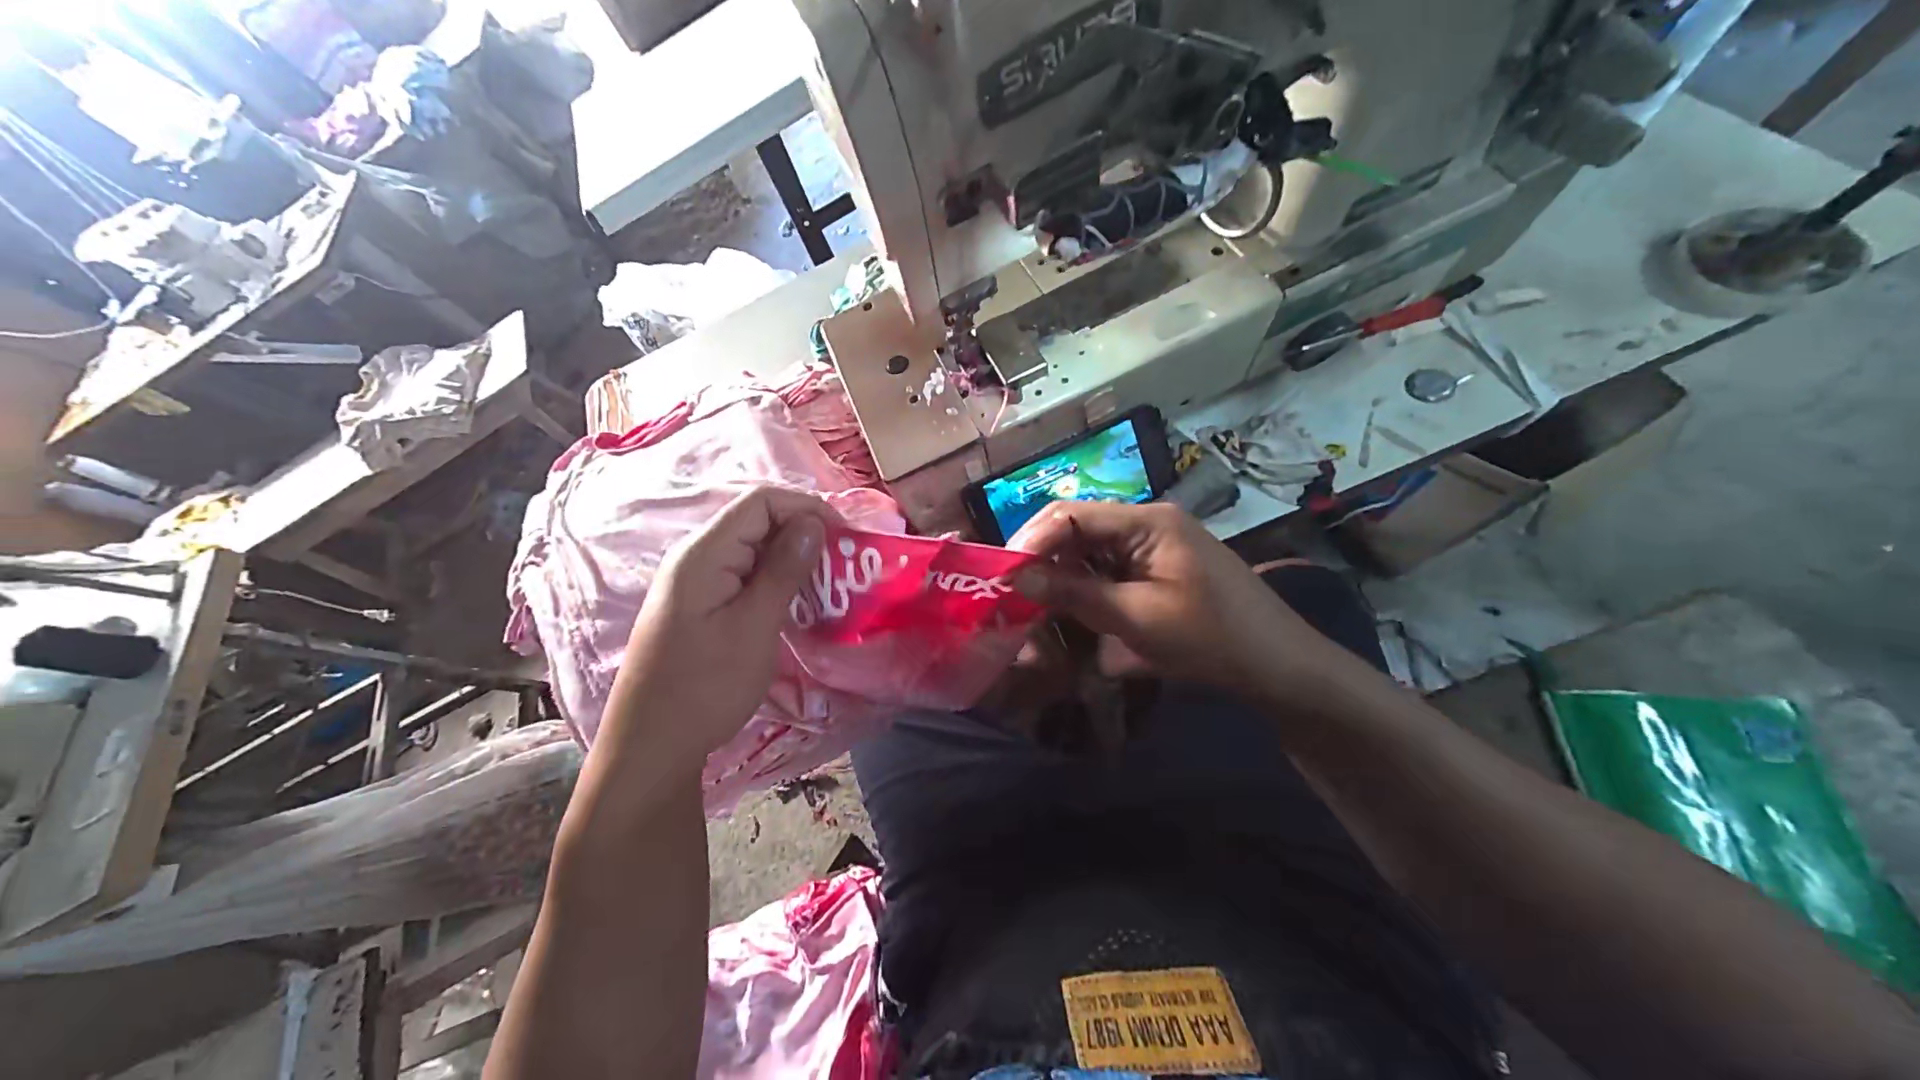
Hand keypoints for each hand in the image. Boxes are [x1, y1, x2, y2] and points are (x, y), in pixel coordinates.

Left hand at [603, 487, 835, 763]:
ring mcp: (694, 582)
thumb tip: (811, 522)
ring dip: (791, 557)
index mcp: (703, 554)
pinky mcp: (699, 604)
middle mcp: (694, 557)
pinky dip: (774, 578)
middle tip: (842, 562)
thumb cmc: (706, 686)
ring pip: (751, 548)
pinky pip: (742, 574)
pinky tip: (797, 599)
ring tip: (827, 581)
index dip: (806, 507)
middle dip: (802, 531)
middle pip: (755, 521)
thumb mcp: (754, 626)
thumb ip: (783, 569)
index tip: (846, 535)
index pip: (760, 502)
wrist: (653, 745)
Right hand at [1008, 501, 1338, 695]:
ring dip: (1061, 578)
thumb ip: (1074, 595)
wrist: (1279, 666)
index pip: (1071, 514)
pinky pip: (1108, 568)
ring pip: (1089, 550)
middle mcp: (1147, 522)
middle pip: (1077, 528)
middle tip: (1010, 595)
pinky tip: (1071, 612)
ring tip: (1034, 609)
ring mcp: (1154, 543)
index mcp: (1147, 521)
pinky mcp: (1157, 567)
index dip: (1031, 542)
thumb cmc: (1211, 639)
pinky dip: (1085, 589)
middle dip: (1042, 560)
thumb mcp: (1137, 619)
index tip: (1001, 577)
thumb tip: (1016, 577)